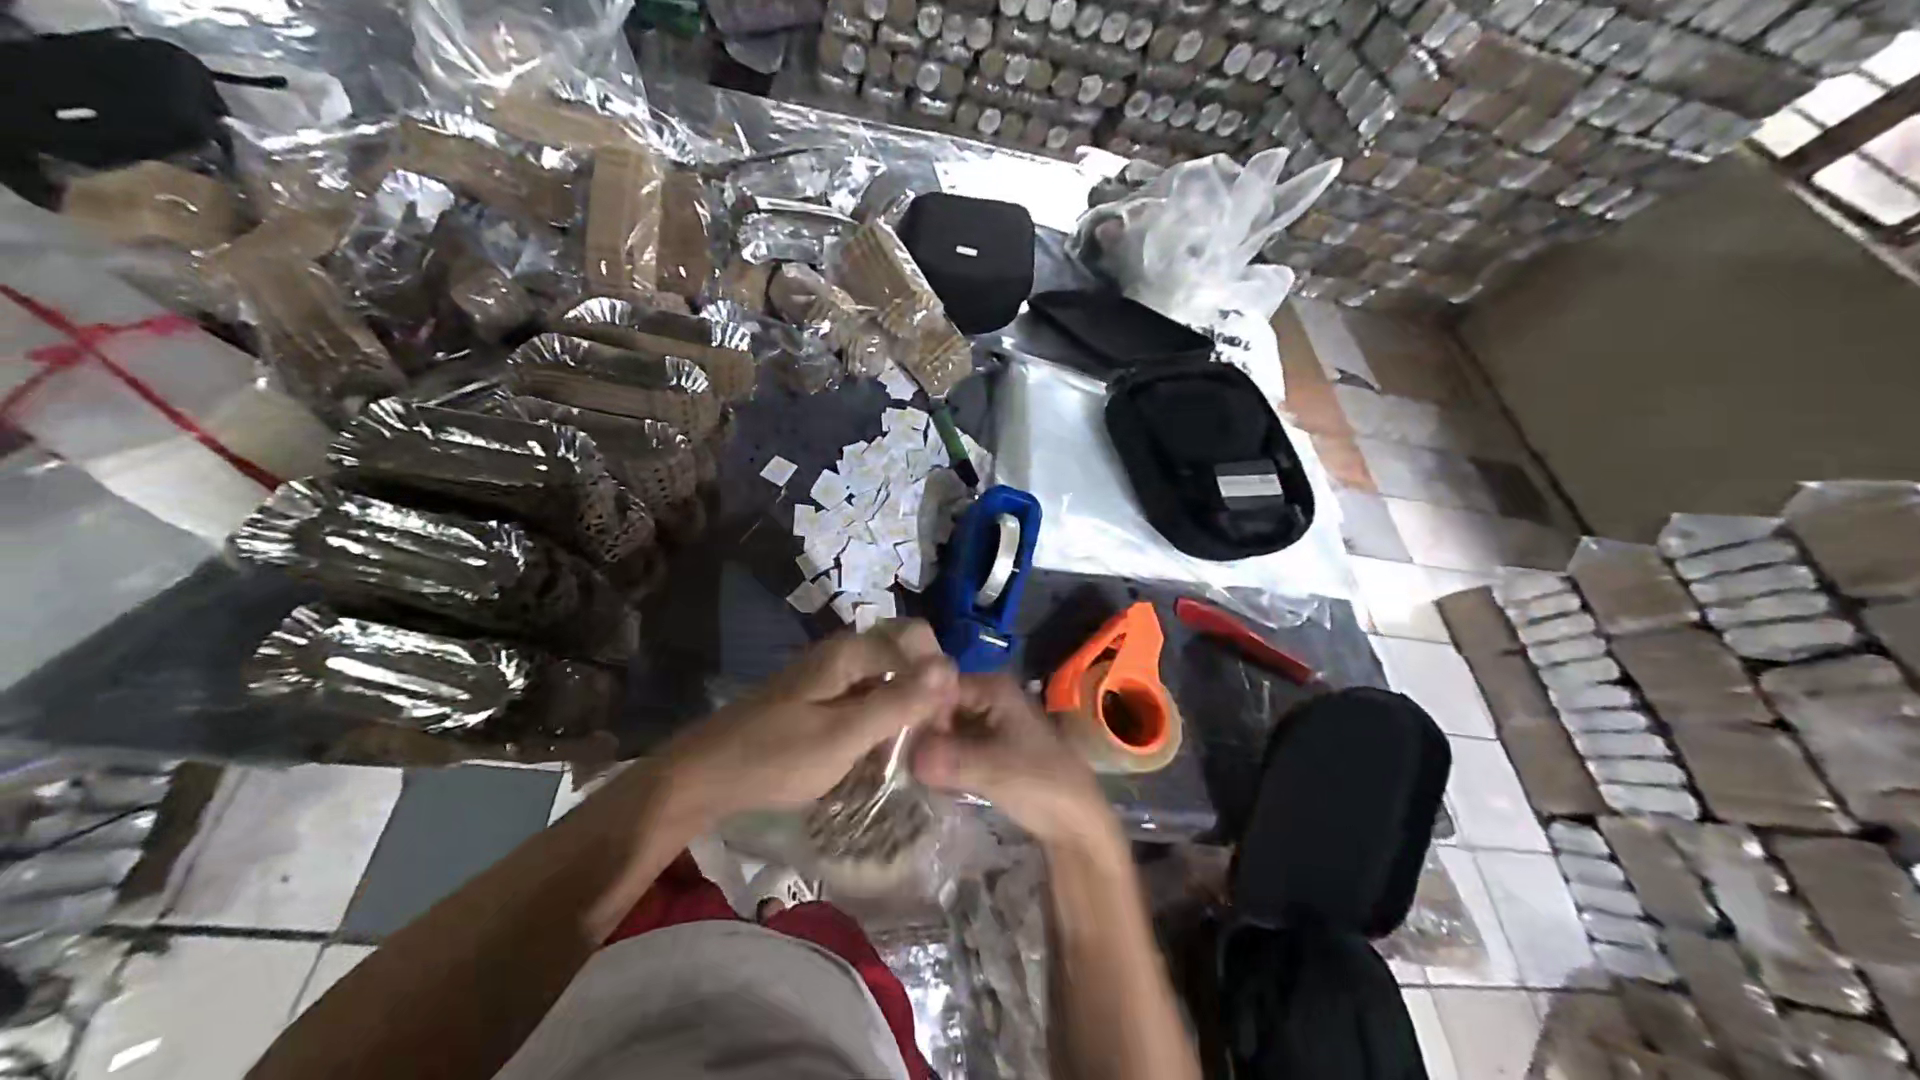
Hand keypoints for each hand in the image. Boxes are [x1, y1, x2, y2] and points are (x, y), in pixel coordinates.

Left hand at [659, 619, 957, 823]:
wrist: (706, 775)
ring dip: (904, 700)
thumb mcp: (843, 736)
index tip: (944, 719)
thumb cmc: (776, 757)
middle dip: (924, 684)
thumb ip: (896, 702)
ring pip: (884, 671)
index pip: (918, 639)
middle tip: (930, 729)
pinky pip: (865, 689)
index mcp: (850, 652)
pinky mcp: (818, 693)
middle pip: (902, 651)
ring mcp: (828, 671)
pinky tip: (880, 743)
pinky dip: (881, 710)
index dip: (940, 675)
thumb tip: (949, 667)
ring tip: (910, 742)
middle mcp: (842, 651)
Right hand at [912, 673, 1115, 849]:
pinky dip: (941, 761)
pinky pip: (954, 747)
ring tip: (910, 771)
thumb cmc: (1041, 785)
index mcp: (993, 688)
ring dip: (930, 749)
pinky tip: (928, 779)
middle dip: (922, 732)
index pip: (938, 686)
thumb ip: (946, 758)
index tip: (897, 739)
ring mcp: (990, 722)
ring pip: (945, 728)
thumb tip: (906, 754)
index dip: (918, 710)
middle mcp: (989, 697)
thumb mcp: (990, 769)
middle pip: (940, 705)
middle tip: (899, 760)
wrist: (1077, 823)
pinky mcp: (989, 748)